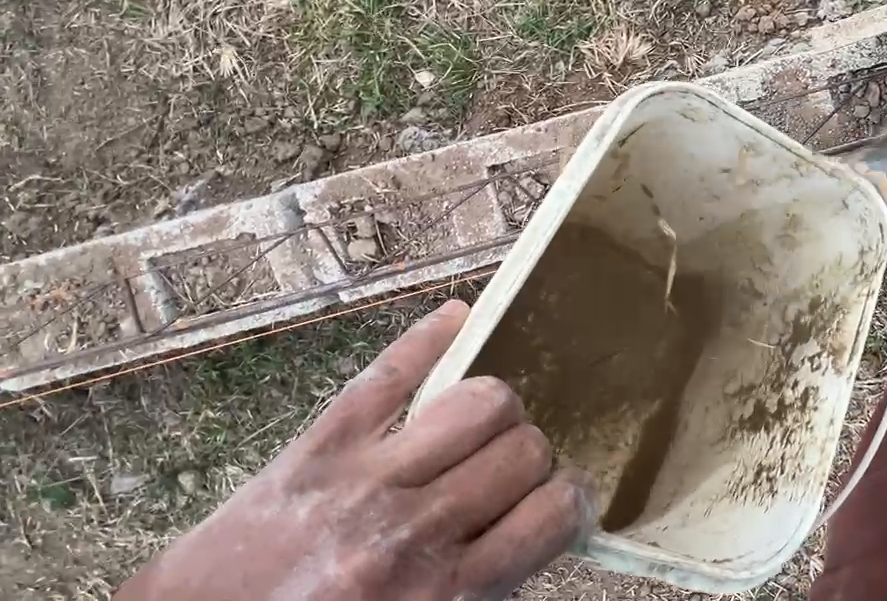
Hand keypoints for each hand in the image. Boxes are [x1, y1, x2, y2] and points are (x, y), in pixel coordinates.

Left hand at [117, 299, 592, 600]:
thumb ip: (482, 588)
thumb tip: (540, 525)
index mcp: (440, 594)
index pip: (552, 512)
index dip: (566, 501)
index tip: (554, 504)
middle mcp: (410, 531)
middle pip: (523, 448)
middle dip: (530, 458)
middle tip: (507, 477)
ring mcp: (362, 480)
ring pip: (481, 401)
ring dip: (497, 412)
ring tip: (480, 431)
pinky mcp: (315, 448)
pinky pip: (387, 373)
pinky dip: (428, 339)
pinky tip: (458, 317)